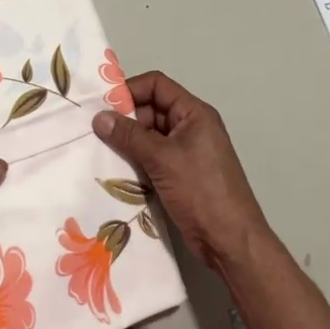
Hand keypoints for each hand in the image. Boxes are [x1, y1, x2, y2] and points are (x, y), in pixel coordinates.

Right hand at [90, 71, 270, 268]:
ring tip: (100, 149)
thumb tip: (98, 117)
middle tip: (97, 130)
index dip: (130, 89)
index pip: (157, 85)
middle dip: (125, 118)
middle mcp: (191, 127)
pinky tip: (115, 169)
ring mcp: (187, 153)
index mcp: (194, 113)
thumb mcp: (162, 159)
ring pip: (150, 135)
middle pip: (152, 109)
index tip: (103, 104)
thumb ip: (129, 135)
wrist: (231, 244)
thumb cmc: (201, 192)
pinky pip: (153, 157)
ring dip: (128, 142)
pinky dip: (136, 160)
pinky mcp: (181, 175)